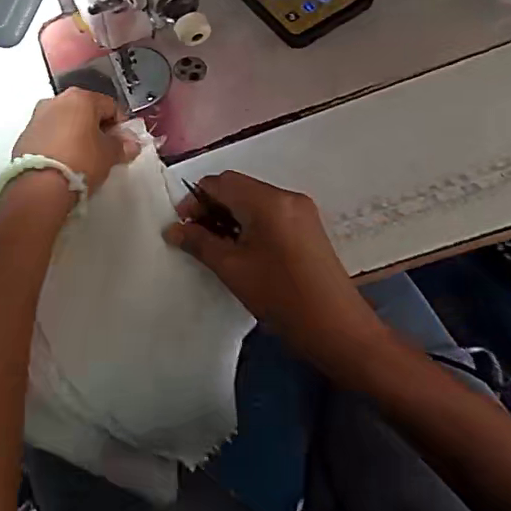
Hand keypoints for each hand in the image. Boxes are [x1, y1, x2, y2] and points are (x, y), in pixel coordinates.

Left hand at [8, 88, 139, 199]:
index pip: (110, 105)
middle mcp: (55, 102)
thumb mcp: (109, 155)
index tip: (123, 143)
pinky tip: (65, 164)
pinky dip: (58, 145)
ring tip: (84, 160)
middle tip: (105, 151)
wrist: (39, 187)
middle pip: (84, 111)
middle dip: (96, 129)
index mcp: (80, 98)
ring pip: (64, 123)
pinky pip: (48, 136)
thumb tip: (130, 144)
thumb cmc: (79, 162)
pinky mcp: (23, 137)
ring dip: (75, 136)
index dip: (120, 124)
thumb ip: (121, 145)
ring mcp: (36, 118)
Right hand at [163, 172, 385, 364]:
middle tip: (194, 237)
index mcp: (268, 201)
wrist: (336, 327)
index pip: (221, 182)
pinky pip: (270, 214)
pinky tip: (240, 250)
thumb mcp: (232, 268)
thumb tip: (174, 229)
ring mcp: (301, 211)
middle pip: (238, 188)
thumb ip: (200, 242)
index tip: (181, 226)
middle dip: (211, 207)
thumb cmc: (279, 295)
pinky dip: (249, 223)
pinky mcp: (308, 227)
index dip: (195, 199)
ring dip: (229, 216)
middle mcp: (287, 197)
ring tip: (215, 247)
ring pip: (253, 201)